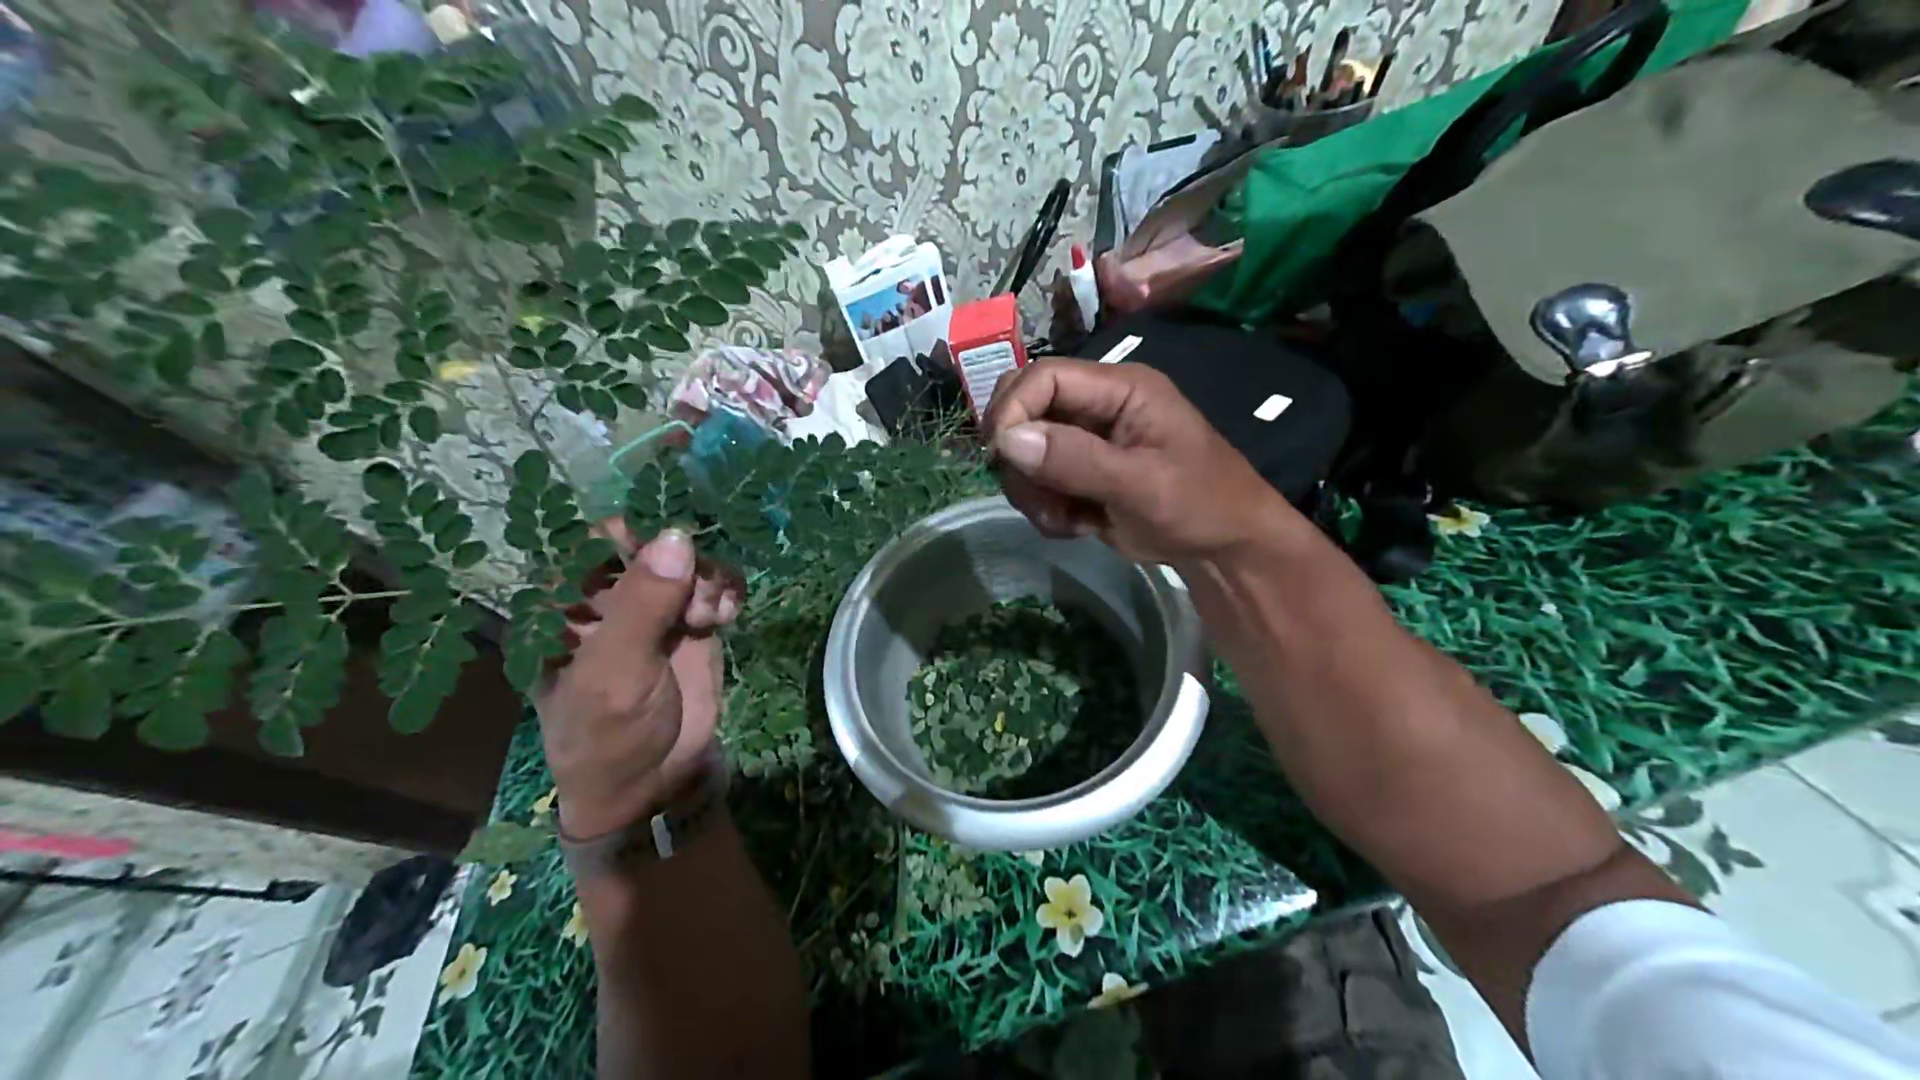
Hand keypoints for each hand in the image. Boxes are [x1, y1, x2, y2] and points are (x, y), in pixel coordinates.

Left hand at [534, 524, 742, 838]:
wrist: (653, 785)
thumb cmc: (608, 734)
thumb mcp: (616, 672)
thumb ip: (643, 604)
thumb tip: (676, 535)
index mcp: (566, 603)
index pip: (594, 541)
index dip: (634, 535)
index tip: (669, 551)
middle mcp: (611, 596)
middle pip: (653, 544)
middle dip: (682, 563)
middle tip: (695, 603)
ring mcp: (657, 607)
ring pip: (691, 561)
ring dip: (709, 580)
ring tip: (712, 618)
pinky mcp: (694, 621)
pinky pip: (717, 584)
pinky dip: (728, 592)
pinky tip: (728, 618)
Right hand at [984, 358, 1302, 563]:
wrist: (1222, 548)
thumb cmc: (1200, 504)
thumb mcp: (1142, 484)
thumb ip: (1076, 460)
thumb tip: (1007, 440)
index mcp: (1120, 388)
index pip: (1045, 376)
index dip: (1013, 409)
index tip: (999, 455)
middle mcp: (1096, 406)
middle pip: (1023, 410)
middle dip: (1019, 457)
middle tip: (1034, 495)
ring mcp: (1085, 440)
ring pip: (1023, 453)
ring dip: (1034, 492)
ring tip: (1068, 520)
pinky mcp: (1078, 473)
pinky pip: (1036, 483)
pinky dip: (1045, 509)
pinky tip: (1077, 525)